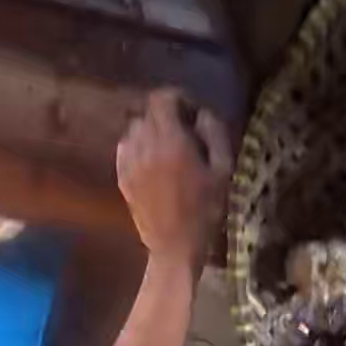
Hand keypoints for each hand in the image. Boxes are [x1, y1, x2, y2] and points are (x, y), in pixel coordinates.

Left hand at [116, 89, 231, 269]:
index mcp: (171, 141)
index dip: (178, 99)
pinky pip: (126, 148)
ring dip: (152, 131)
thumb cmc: (206, 209)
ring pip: (135, 129)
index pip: (162, 99)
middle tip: (185, 133)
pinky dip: (139, 147)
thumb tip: (202, 113)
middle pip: (148, 113)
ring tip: (168, 149)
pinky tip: (153, 163)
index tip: (192, 113)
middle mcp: (144, 145)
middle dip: (167, 116)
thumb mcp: (223, 170)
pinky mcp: (122, 177)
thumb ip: (214, 134)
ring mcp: (129, 161)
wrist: (175, 246)